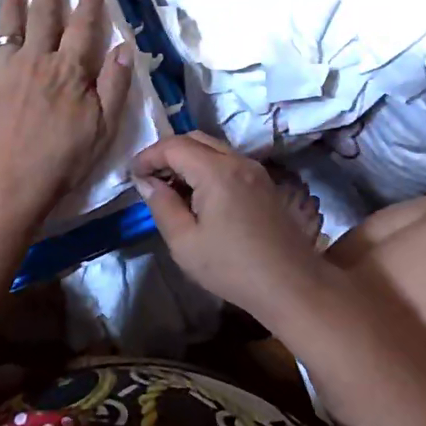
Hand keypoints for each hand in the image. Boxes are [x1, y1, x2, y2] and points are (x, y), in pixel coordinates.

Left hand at [0, 0, 133, 220]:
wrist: (13, 182)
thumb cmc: (64, 160)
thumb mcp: (104, 127)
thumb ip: (115, 85)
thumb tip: (123, 46)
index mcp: (69, 70)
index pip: (83, 25)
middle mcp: (36, 60)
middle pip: (43, 14)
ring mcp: (4, 70)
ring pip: (7, 24)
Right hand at [131, 132, 323, 309]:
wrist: (292, 286)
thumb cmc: (232, 267)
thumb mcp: (184, 242)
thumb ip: (161, 205)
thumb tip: (147, 182)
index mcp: (217, 172)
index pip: (173, 146)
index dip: (148, 156)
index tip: (132, 175)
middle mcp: (238, 161)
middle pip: (195, 139)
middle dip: (166, 153)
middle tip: (149, 178)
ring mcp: (255, 171)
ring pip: (212, 149)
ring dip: (187, 160)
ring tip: (169, 187)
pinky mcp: (264, 184)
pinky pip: (227, 162)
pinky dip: (205, 168)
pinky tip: (196, 195)